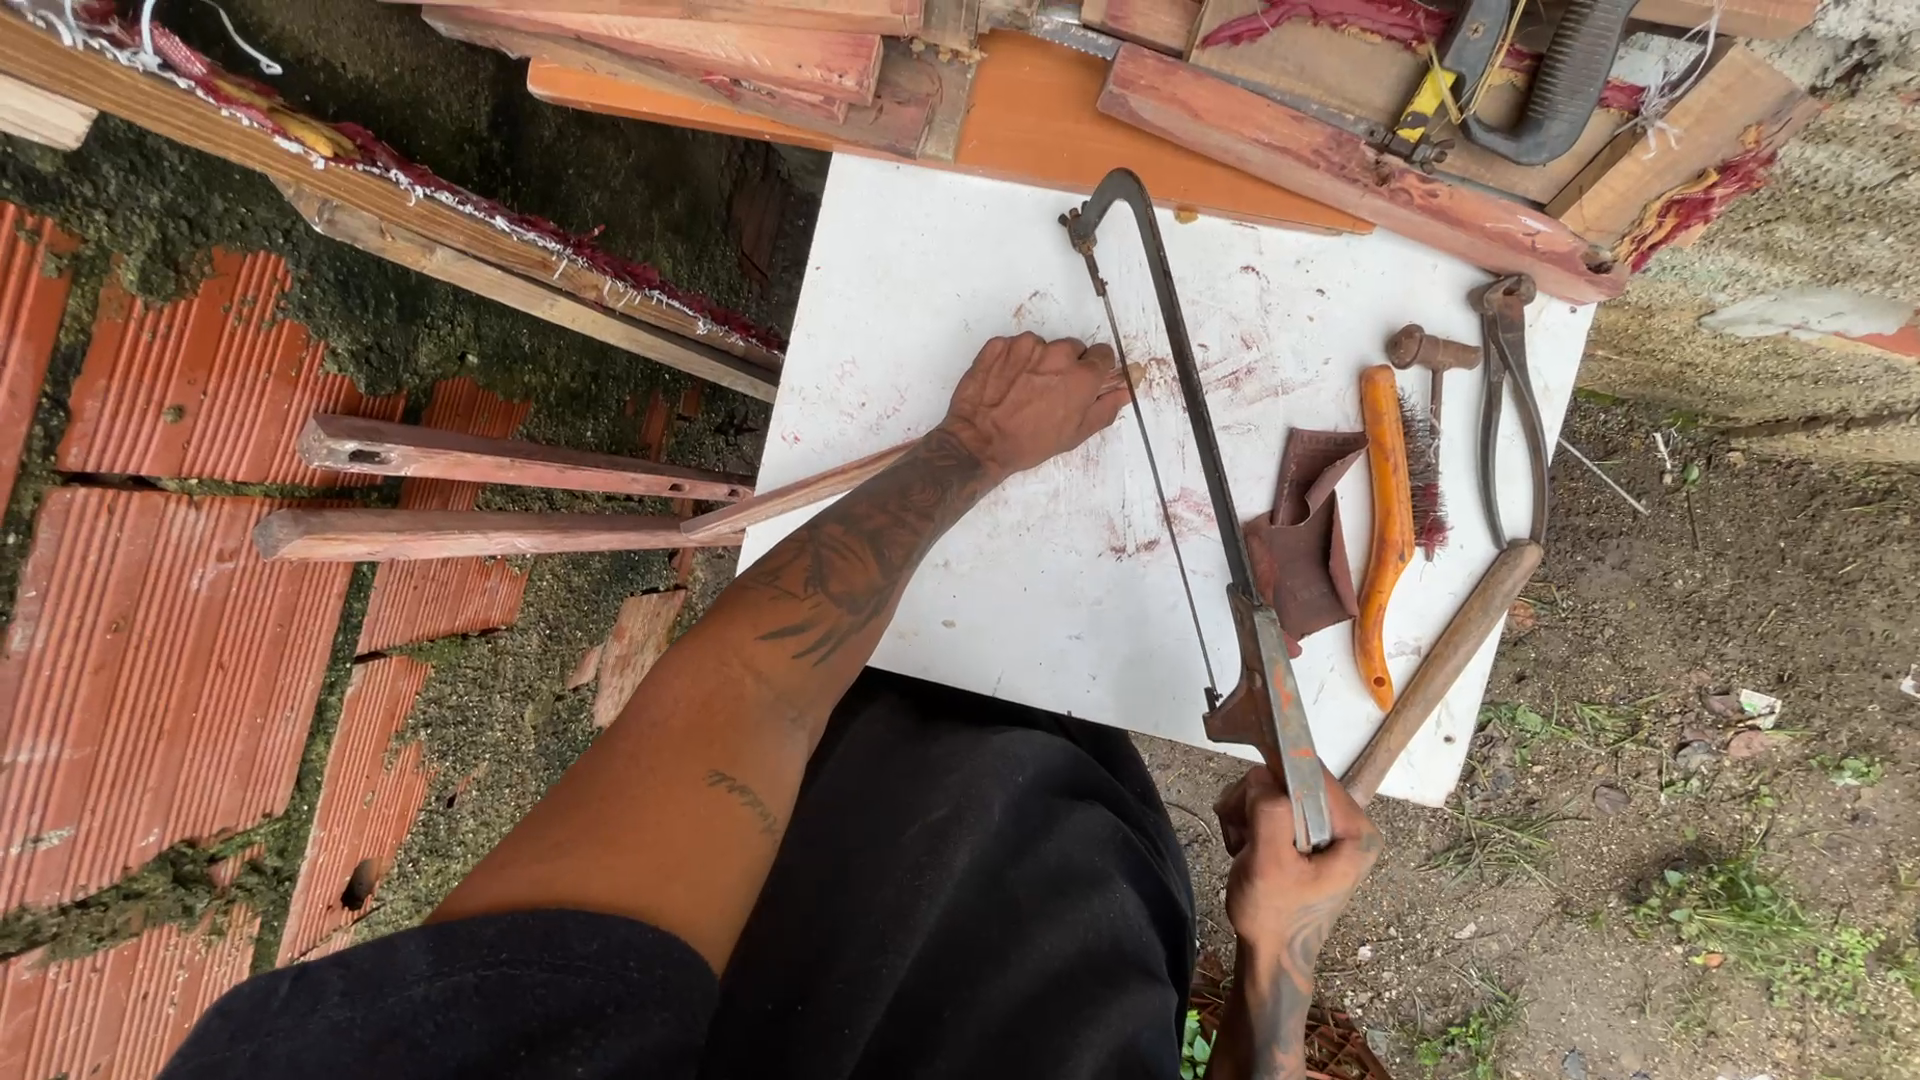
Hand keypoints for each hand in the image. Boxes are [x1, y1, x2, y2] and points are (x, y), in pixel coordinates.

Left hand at [937, 333, 1129, 481]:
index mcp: (1082, 375)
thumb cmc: (1029, 443)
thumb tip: (1125, 390)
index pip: (1102, 354)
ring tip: (1023, 391)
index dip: (1094, 368)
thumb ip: (1106, 408)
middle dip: (1065, 366)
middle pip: (1071, 349)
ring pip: (1042, 347)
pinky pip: (1013, 347)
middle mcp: (1057, 353)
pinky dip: (1011, 361)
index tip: (1084, 381)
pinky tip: (1005, 384)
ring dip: (1038, 362)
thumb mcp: (1075, 434)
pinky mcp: (999, 345)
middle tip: (1049, 392)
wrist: (979, 442)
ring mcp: (1025, 346)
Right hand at [1213, 765, 1380, 966]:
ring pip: (1271, 790)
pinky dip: (1246, 821)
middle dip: (1255, 802)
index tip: (1249, 795)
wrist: (1269, 953)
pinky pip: (1266, 805)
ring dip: (1245, 813)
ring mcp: (1323, 829)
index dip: (1277, 776)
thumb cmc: (1274, 915)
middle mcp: (1345, 824)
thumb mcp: (1269, 865)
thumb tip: (1262, 775)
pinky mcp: (1302, 834)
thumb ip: (1270, 814)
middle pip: (1288, 780)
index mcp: (1355, 832)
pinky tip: (1246, 848)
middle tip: (1242, 834)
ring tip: (1243, 847)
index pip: (1314, 774)